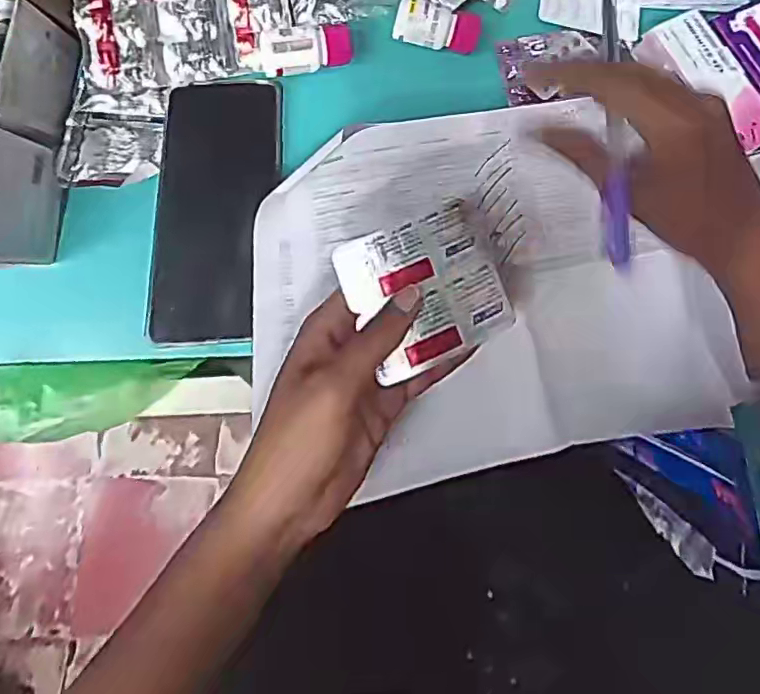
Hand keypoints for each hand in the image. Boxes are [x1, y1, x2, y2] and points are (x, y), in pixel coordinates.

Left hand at [221, 287, 467, 554]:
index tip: (425, 254)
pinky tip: (462, 350)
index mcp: (323, 333)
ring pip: (404, 346)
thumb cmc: (296, 437)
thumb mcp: (337, 380)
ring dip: (432, 330)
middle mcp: (345, 350)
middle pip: (387, 316)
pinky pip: (412, 379)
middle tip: (458, 277)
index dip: (390, 273)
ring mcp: (365, 379)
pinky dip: (436, 365)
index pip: (360, 290)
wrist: (290, 504)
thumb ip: (376, 338)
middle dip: (418, 300)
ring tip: (469, 306)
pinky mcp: (381, 407)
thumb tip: (407, 296)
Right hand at [529, 60, 759, 275]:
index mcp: (672, 123)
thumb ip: (581, 154)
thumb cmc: (687, 222)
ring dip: (608, 73)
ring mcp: (706, 103)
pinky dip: (632, 82)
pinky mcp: (711, 109)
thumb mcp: (626, 191)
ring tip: (574, 81)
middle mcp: (693, 103)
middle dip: (584, 70)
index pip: (610, 82)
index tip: (538, 74)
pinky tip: (616, 93)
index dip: (568, 75)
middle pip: (627, 70)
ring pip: (646, 72)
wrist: (743, 236)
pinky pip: (664, 82)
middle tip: (549, 76)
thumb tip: (540, 132)